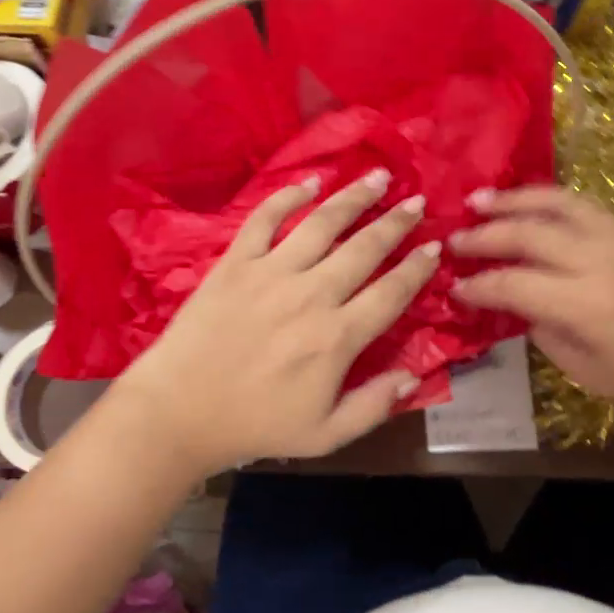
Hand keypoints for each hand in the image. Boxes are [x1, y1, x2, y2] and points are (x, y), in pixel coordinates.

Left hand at [106, 169, 439, 478]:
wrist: (179, 412)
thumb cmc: (254, 426)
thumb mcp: (324, 435)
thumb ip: (373, 406)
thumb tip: (413, 376)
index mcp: (338, 337)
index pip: (391, 292)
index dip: (418, 268)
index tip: (434, 247)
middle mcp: (311, 295)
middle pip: (364, 248)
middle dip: (396, 222)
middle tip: (416, 201)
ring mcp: (271, 273)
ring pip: (322, 223)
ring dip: (354, 197)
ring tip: (378, 177)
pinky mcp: (235, 263)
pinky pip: (265, 220)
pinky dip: (288, 197)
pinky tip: (309, 183)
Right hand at [451, 186, 613, 421]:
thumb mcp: (591, 374)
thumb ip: (548, 336)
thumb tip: (522, 307)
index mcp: (585, 306)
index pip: (514, 285)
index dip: (478, 286)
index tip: (454, 288)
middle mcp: (597, 263)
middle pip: (527, 234)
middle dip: (483, 236)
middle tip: (452, 239)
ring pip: (555, 204)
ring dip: (512, 200)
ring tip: (478, 201)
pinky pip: (579, 205)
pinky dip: (545, 200)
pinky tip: (525, 205)